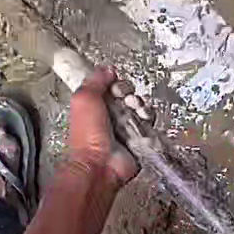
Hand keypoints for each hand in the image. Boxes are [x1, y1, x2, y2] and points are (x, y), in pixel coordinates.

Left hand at [66, 68, 139, 186]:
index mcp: (95, 105)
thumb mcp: (84, 98)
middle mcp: (111, 116)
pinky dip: (148, 119)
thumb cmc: (87, 136)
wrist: (100, 164)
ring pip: (141, 107)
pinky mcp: (139, 138)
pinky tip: (141, 121)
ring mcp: (126, 127)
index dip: (116, 83)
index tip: (114, 87)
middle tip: (124, 101)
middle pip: (129, 94)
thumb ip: (95, 80)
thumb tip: (107, 69)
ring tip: (133, 112)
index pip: (112, 85)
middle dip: (129, 94)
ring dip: (140, 106)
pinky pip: (150, 122)